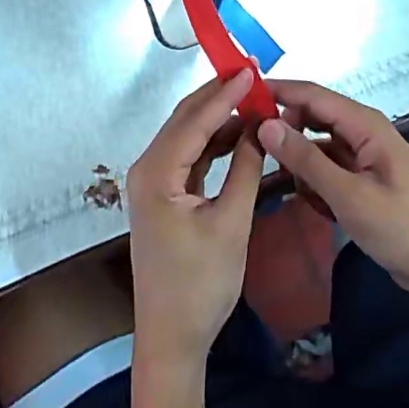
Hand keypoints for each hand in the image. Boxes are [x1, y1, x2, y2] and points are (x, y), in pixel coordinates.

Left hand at [126, 70, 265, 401]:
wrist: (173, 337)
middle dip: (219, 95)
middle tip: (252, 72)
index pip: (194, 120)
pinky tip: (239, 131)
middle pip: (186, 119)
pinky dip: (214, 141)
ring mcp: (154, 181)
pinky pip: (190, 155)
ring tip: (252, 97)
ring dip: (219, 117)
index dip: (225, 93)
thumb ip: (245, 167)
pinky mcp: (164, 194)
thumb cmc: (200, 283)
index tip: (251, 69)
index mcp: (156, 173)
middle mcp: (148, 169)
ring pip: (189, 134)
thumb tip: (260, 126)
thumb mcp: (231, 222)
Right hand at [258, 80, 408, 306]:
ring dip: (298, 162)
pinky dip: (314, 182)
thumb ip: (306, 159)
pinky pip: (327, 169)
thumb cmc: (403, 229)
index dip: (276, 90)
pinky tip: (310, 204)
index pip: (311, 94)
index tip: (239, 94)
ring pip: (316, 146)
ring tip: (278, 182)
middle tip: (247, 148)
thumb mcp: (349, 196)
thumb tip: (266, 123)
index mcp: (363, 123)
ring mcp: (362, 156)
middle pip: (311, 117)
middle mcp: (361, 131)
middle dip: (283, 130)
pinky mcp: (361, 180)